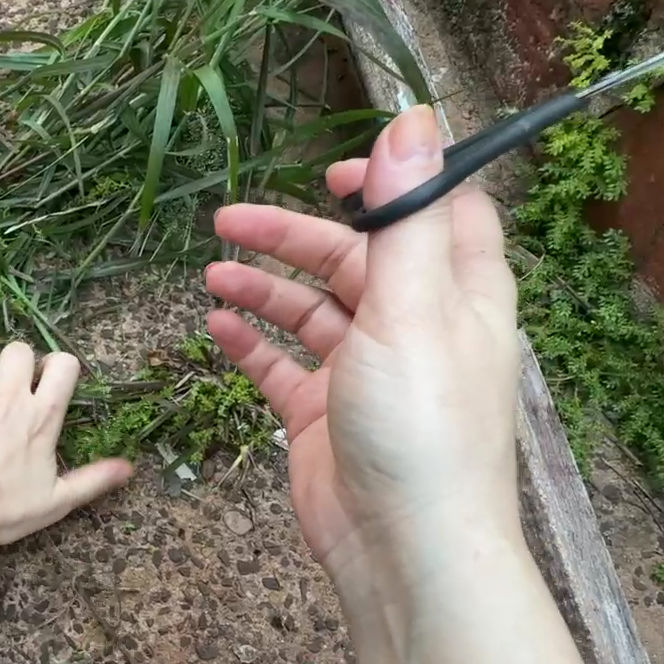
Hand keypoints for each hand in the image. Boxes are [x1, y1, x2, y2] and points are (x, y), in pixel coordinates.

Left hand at [0, 342, 133, 547]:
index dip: (61, 366)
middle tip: (16, 391)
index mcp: (40, 416)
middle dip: (19, 364)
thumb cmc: (5, 509)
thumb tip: (128, 469)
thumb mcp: (56, 500)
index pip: (63, 365)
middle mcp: (6, 399)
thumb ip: (92, 480)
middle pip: (17, 350)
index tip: (54, 383)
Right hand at [204, 105, 520, 577]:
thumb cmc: (418, 423)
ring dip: (261, 291)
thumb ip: (403, 220)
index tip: (334, 172)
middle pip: (350, 261)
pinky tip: (216, 328)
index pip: (433, 217)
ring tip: (210, 274)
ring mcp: (361, 373)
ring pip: (308, 313)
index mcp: (454, 295)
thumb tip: (410, 121)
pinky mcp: (320, 413)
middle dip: (290, 238)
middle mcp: (410, 327)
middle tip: (225, 220)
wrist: (397, 542)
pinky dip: (250, 344)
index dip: (392, 186)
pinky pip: (280, 365)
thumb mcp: (409, 312)